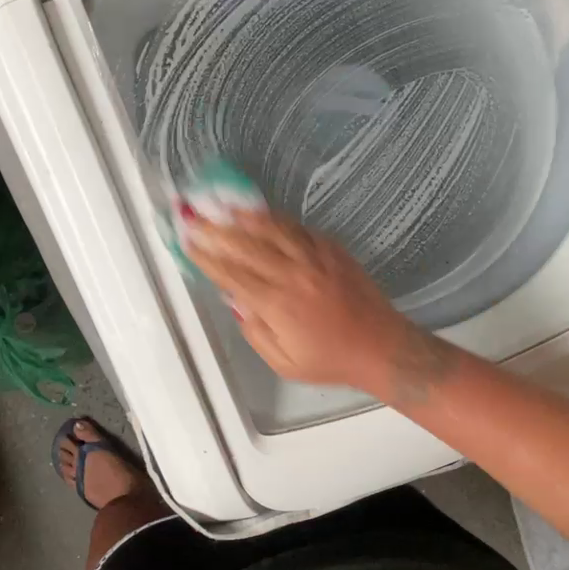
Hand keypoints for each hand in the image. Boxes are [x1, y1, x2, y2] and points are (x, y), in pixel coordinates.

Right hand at [186, 210, 442, 397]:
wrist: (380, 346)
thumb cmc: (330, 360)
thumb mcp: (284, 362)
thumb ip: (255, 331)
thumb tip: (236, 301)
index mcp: (278, 304)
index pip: (232, 274)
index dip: (207, 257)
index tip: (188, 243)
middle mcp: (294, 274)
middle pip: (247, 245)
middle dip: (216, 231)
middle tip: (194, 218)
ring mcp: (315, 257)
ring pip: (272, 229)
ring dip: (244, 217)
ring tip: (222, 207)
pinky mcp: (332, 249)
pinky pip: (298, 228)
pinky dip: (276, 219)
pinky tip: (261, 213)